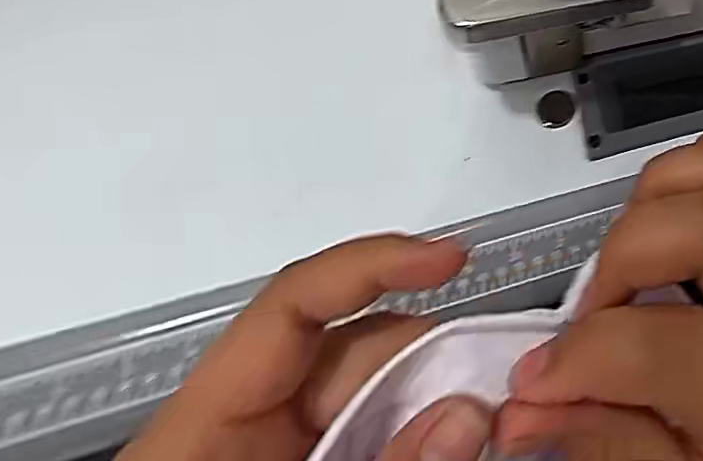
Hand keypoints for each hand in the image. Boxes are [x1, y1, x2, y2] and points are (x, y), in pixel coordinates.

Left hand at [119, 235, 491, 460]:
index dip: (374, 264)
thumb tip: (469, 414)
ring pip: (378, 395)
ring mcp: (281, 450)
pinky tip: (450, 450)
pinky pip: (376, 435)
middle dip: (430, 361)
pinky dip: (418, 442)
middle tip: (495, 393)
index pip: (295, 305)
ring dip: (433, 407)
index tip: (450, 260)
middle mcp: (248, 420)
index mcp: (208, 424)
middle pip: (356, 351)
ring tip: (480, 430)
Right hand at [495, 133, 702, 460]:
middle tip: (591, 313)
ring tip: (629, 267)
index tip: (538, 379)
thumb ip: (613, 443)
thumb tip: (528, 404)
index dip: (583, 357)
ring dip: (652, 203)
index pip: (671, 345)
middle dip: (621, 256)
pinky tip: (664, 222)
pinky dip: (687, 172)